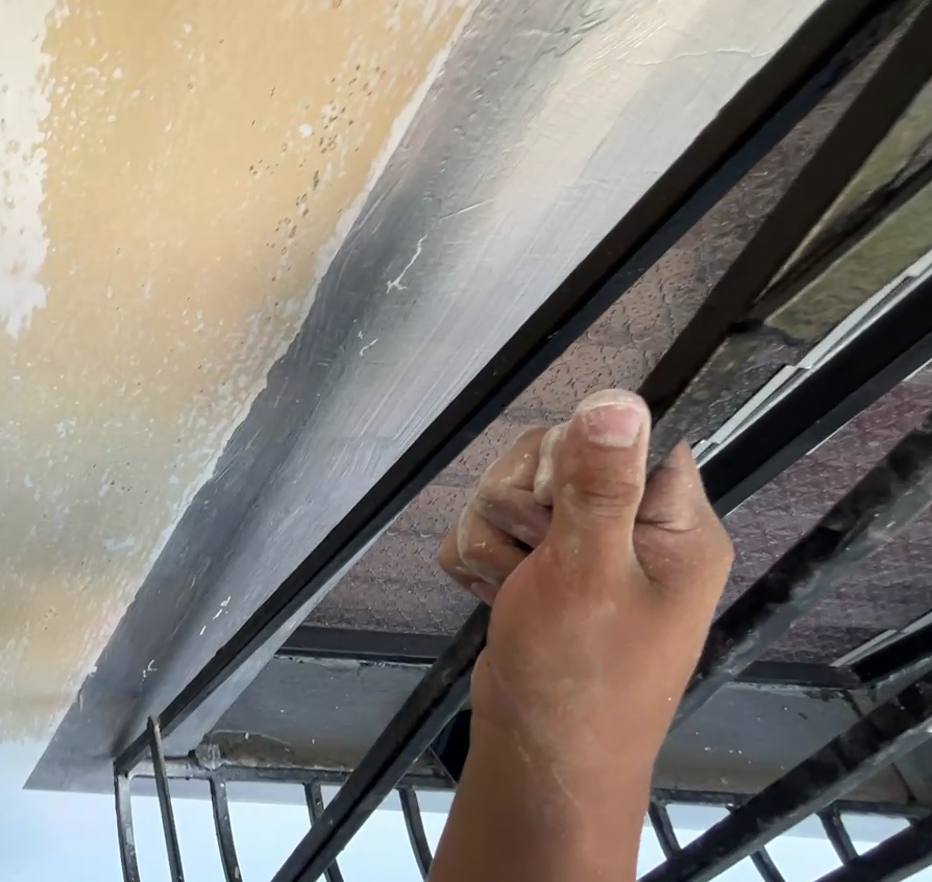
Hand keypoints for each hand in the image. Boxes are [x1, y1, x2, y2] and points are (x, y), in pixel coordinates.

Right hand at [434, 389, 732, 880]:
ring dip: (488, 541)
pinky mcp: (525, 568)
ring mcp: (571, 551)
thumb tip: (617, 399)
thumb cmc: (580, 668)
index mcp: (669, 523)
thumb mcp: (590, 570)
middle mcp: (624, 528)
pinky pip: (475, 531)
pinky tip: (496, 597)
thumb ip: (599, 484)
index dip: (574, 457)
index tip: (559, 500)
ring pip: (496, 495)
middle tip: (535, 552)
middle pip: (543, 460)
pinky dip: (474, 563)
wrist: (534, 744)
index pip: (617, 439)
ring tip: (515, 589)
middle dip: (514, 505)